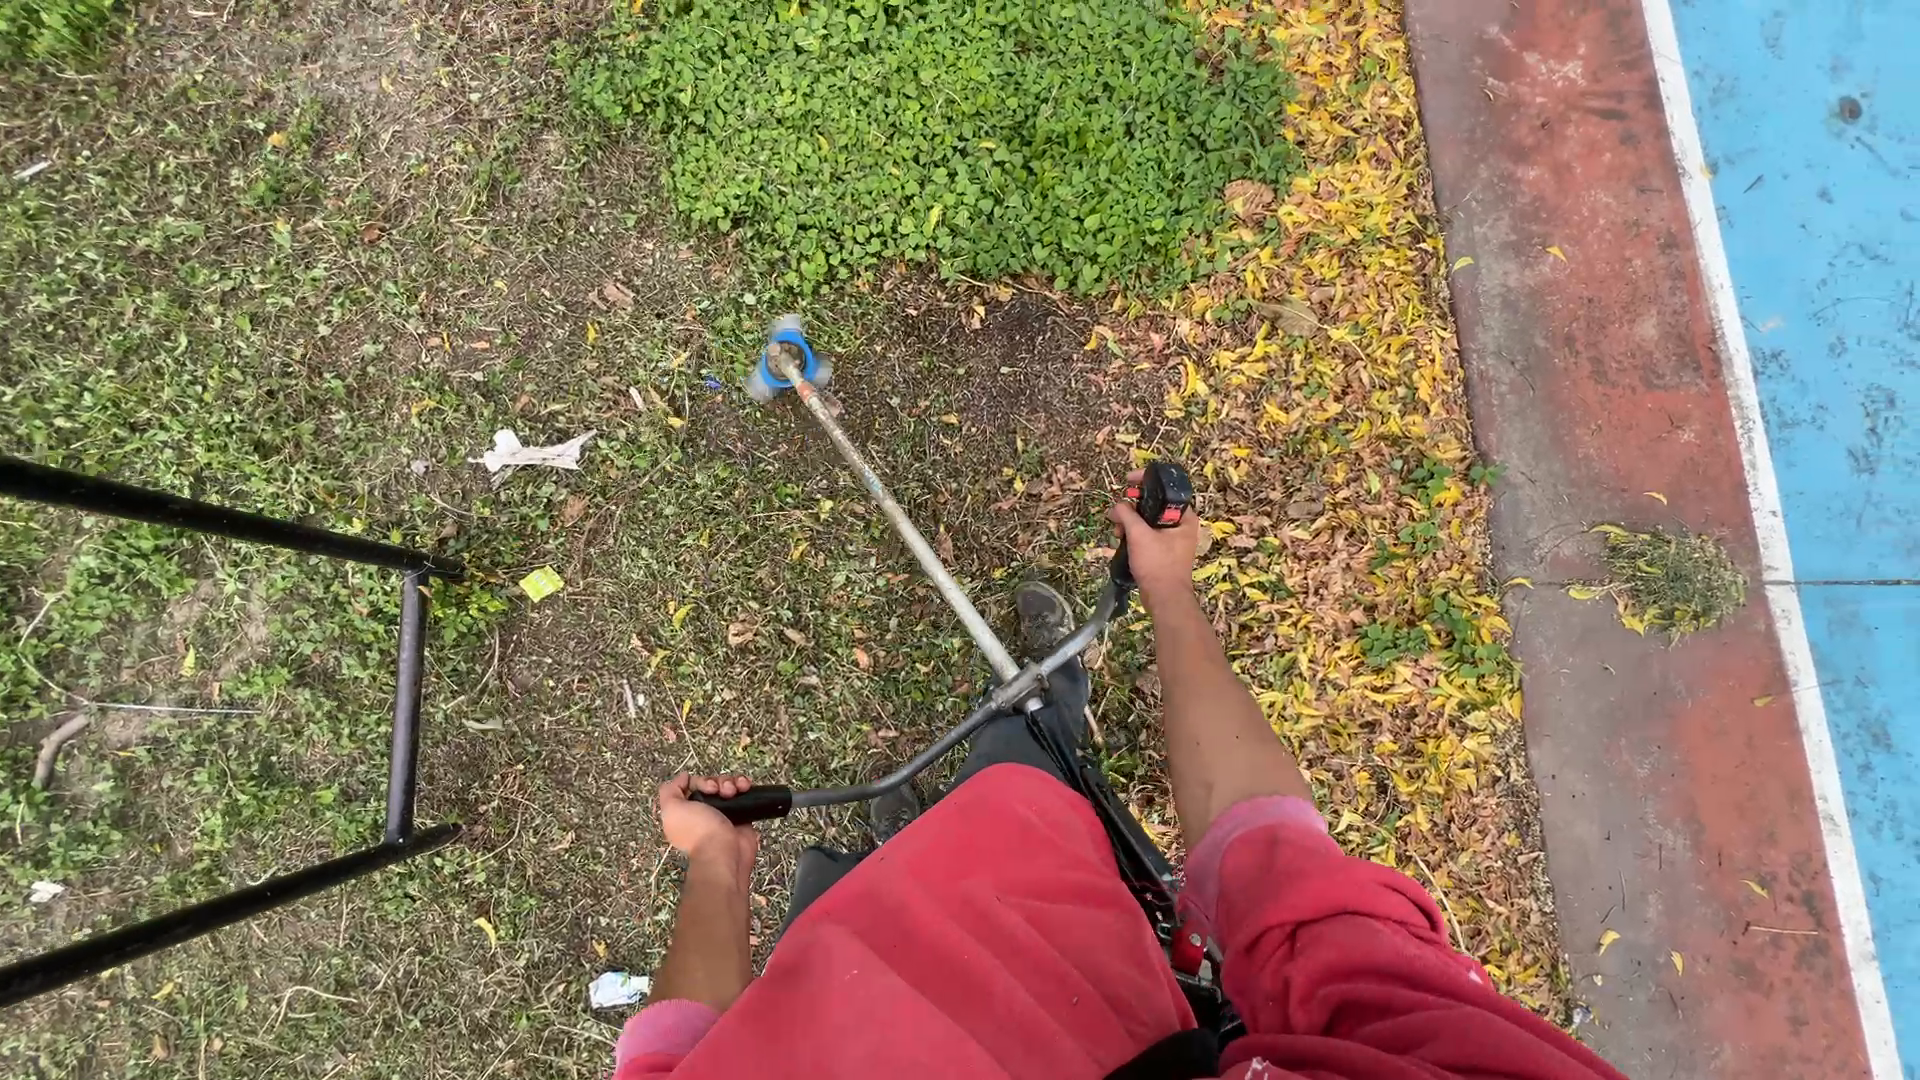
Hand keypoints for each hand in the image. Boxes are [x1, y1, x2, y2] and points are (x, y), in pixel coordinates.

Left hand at [658, 773, 760, 879]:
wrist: (725, 850)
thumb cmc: (698, 831)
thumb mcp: (672, 810)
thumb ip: (670, 790)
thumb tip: (683, 777)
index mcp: (685, 811)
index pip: (692, 786)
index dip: (700, 781)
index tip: (707, 789)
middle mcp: (703, 811)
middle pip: (711, 784)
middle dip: (718, 782)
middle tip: (721, 791)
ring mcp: (722, 812)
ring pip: (727, 786)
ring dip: (731, 782)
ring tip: (735, 791)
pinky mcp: (740, 814)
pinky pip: (742, 792)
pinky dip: (743, 785)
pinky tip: (745, 787)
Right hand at [1108, 469, 1200, 605]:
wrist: (1164, 598)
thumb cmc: (1157, 564)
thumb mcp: (1139, 535)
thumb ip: (1127, 514)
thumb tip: (1118, 505)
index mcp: (1184, 516)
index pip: (1165, 488)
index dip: (1145, 481)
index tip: (1127, 480)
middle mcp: (1181, 524)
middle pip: (1153, 504)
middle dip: (1132, 507)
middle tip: (1117, 512)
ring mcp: (1173, 538)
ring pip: (1147, 520)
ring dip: (1130, 522)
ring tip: (1117, 531)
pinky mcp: (1163, 551)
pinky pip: (1147, 534)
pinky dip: (1134, 534)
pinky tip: (1121, 540)